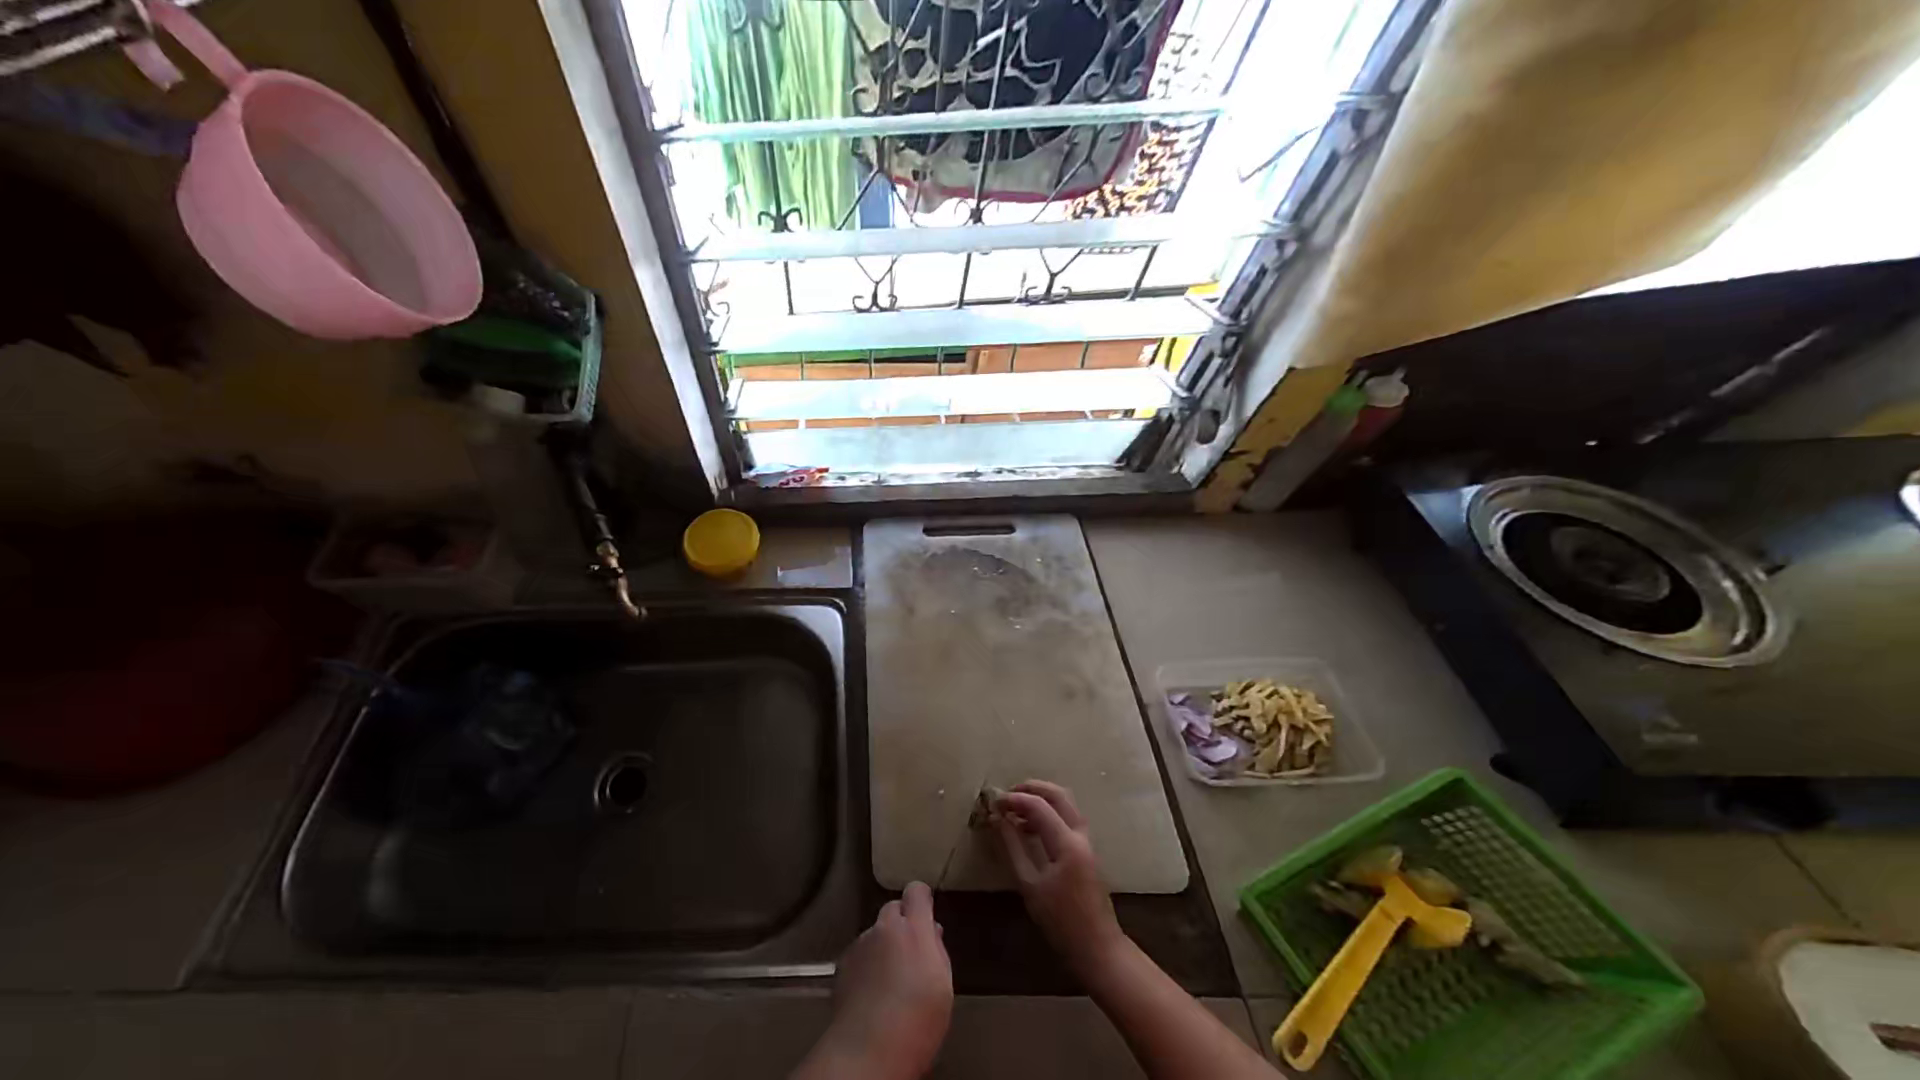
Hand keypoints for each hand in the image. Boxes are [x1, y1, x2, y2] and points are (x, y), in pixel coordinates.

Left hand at [805, 881, 951, 1079]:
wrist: (867, 1051)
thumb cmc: (917, 1021)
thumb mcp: (944, 985)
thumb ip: (936, 949)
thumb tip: (931, 932)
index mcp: (914, 929)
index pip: (917, 891)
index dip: (922, 900)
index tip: (927, 917)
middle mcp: (884, 928)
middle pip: (893, 909)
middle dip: (902, 923)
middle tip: (911, 954)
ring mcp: (860, 944)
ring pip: (875, 933)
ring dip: (883, 945)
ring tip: (888, 980)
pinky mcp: (842, 964)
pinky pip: (860, 953)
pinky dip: (866, 963)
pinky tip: (870, 991)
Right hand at [994, 781, 1125, 968]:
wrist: (1098, 947)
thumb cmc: (1060, 921)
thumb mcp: (1029, 886)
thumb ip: (1012, 848)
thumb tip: (997, 820)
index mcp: (1067, 842)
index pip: (1038, 806)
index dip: (1013, 800)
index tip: (992, 802)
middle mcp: (1081, 834)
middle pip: (1058, 794)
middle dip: (1031, 788)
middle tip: (1006, 795)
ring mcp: (1087, 840)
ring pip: (1065, 803)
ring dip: (1040, 799)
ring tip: (1014, 810)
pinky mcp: (1086, 849)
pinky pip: (1067, 818)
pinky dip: (1048, 813)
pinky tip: (1029, 828)